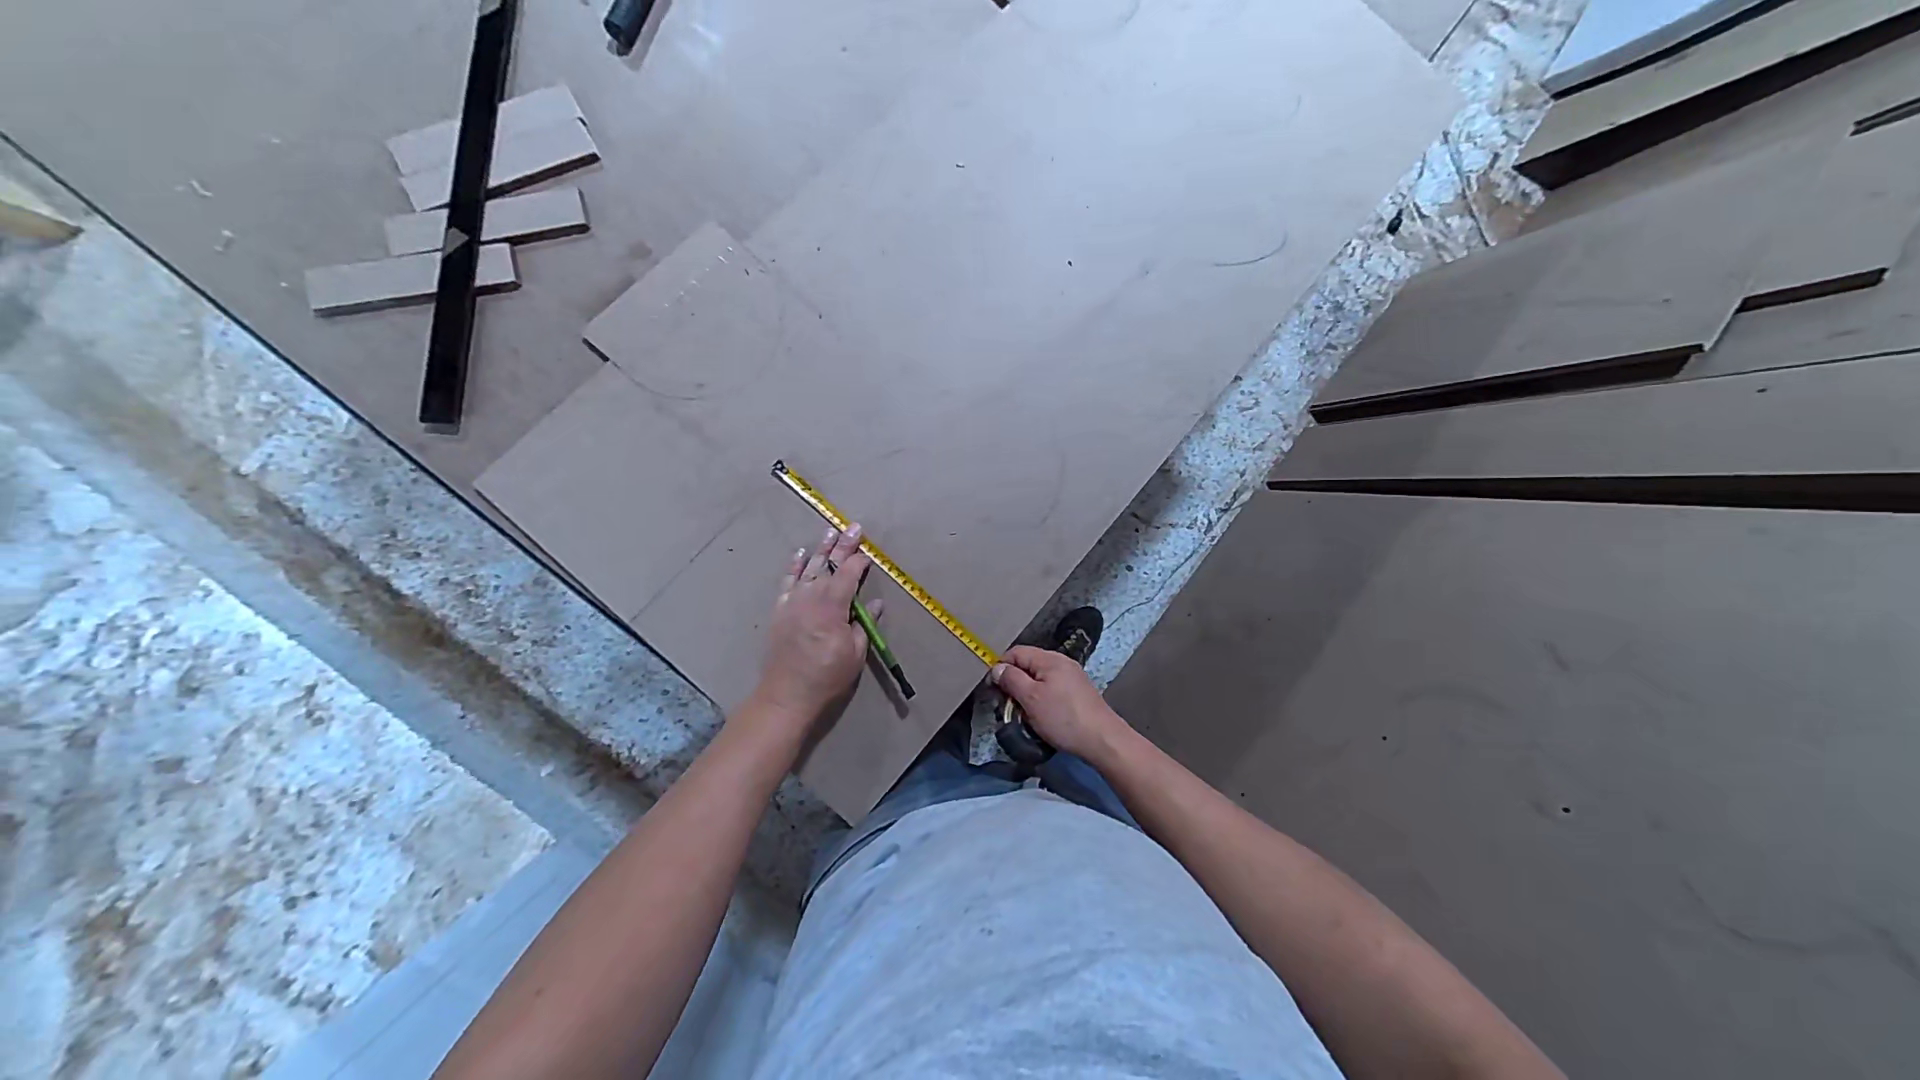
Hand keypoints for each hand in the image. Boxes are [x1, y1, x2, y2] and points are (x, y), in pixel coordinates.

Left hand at [749, 524, 879, 728]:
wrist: (787, 694)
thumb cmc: (827, 676)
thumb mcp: (856, 653)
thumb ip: (864, 624)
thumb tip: (875, 603)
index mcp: (832, 605)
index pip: (849, 574)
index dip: (860, 562)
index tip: (869, 554)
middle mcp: (811, 596)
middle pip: (829, 565)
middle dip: (843, 545)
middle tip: (853, 527)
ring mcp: (793, 601)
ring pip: (809, 568)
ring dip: (821, 549)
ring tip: (829, 532)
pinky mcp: (780, 610)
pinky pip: (788, 581)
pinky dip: (795, 566)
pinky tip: (801, 555)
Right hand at [989, 645, 1131, 763]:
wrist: (1102, 740)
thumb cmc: (1062, 717)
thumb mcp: (1031, 698)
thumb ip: (1011, 679)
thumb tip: (997, 668)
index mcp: (1050, 659)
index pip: (1016, 652)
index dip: (1001, 667)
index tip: (993, 689)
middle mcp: (1061, 663)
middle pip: (1027, 665)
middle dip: (1014, 683)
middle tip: (1008, 705)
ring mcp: (1071, 678)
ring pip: (1038, 680)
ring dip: (1027, 695)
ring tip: (1023, 714)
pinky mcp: (1077, 693)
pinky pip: (1050, 690)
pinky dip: (1041, 701)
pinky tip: (1040, 717)